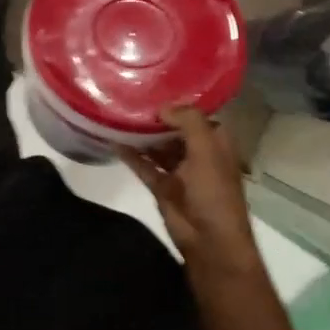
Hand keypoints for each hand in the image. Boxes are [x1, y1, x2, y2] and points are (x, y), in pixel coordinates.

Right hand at [116, 107, 258, 266]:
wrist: (209, 240)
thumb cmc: (214, 192)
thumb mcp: (206, 150)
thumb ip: (188, 122)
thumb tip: (163, 107)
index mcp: (216, 144)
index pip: (198, 117)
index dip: (180, 104)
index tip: (155, 89)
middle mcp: (199, 154)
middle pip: (175, 130)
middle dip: (156, 118)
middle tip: (130, 98)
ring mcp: (179, 172)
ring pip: (158, 147)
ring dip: (142, 135)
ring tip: (118, 115)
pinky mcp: (162, 187)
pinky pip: (144, 166)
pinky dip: (131, 155)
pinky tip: (113, 140)